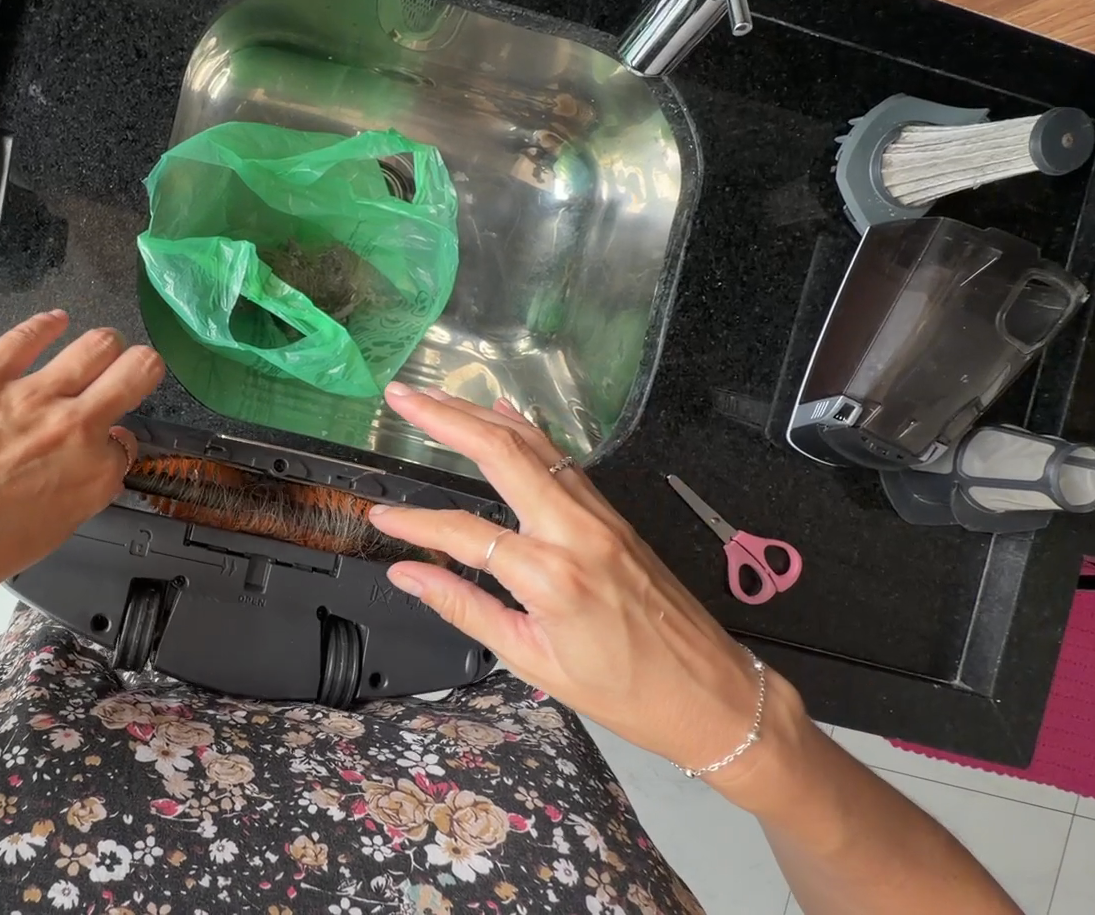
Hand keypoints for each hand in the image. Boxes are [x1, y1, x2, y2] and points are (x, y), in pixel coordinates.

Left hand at [0, 311, 163, 660]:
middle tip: (131, 372)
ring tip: (96, 350)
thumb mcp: (37, 542)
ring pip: (97, 344)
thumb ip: (69, 497)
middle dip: (140, 370)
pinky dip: (47, 326)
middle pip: (138, 370)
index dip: (116, 443)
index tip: (104, 444)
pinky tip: (53, 323)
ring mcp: (33, 395)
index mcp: (92, 480)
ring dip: (103, 347)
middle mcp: (75, 429)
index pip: (127, 445)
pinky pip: (30, 334)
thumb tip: (73, 473)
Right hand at [369, 383, 791, 773]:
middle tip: (401, 397)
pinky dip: (523, 430)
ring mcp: (598, 515)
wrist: (715, 696)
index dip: (414, 522)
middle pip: (501, 452)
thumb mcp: (533, 660)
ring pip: (531, 445)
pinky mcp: (611, 514)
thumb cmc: (624, 691)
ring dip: (479, 414)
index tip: (379, 516)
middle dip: (444, 418)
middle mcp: (575, 530)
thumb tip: (407, 575)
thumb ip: (463, 608)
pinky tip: (500, 412)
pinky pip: (559, 458)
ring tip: (435, 397)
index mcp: (551, 575)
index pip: (463, 532)